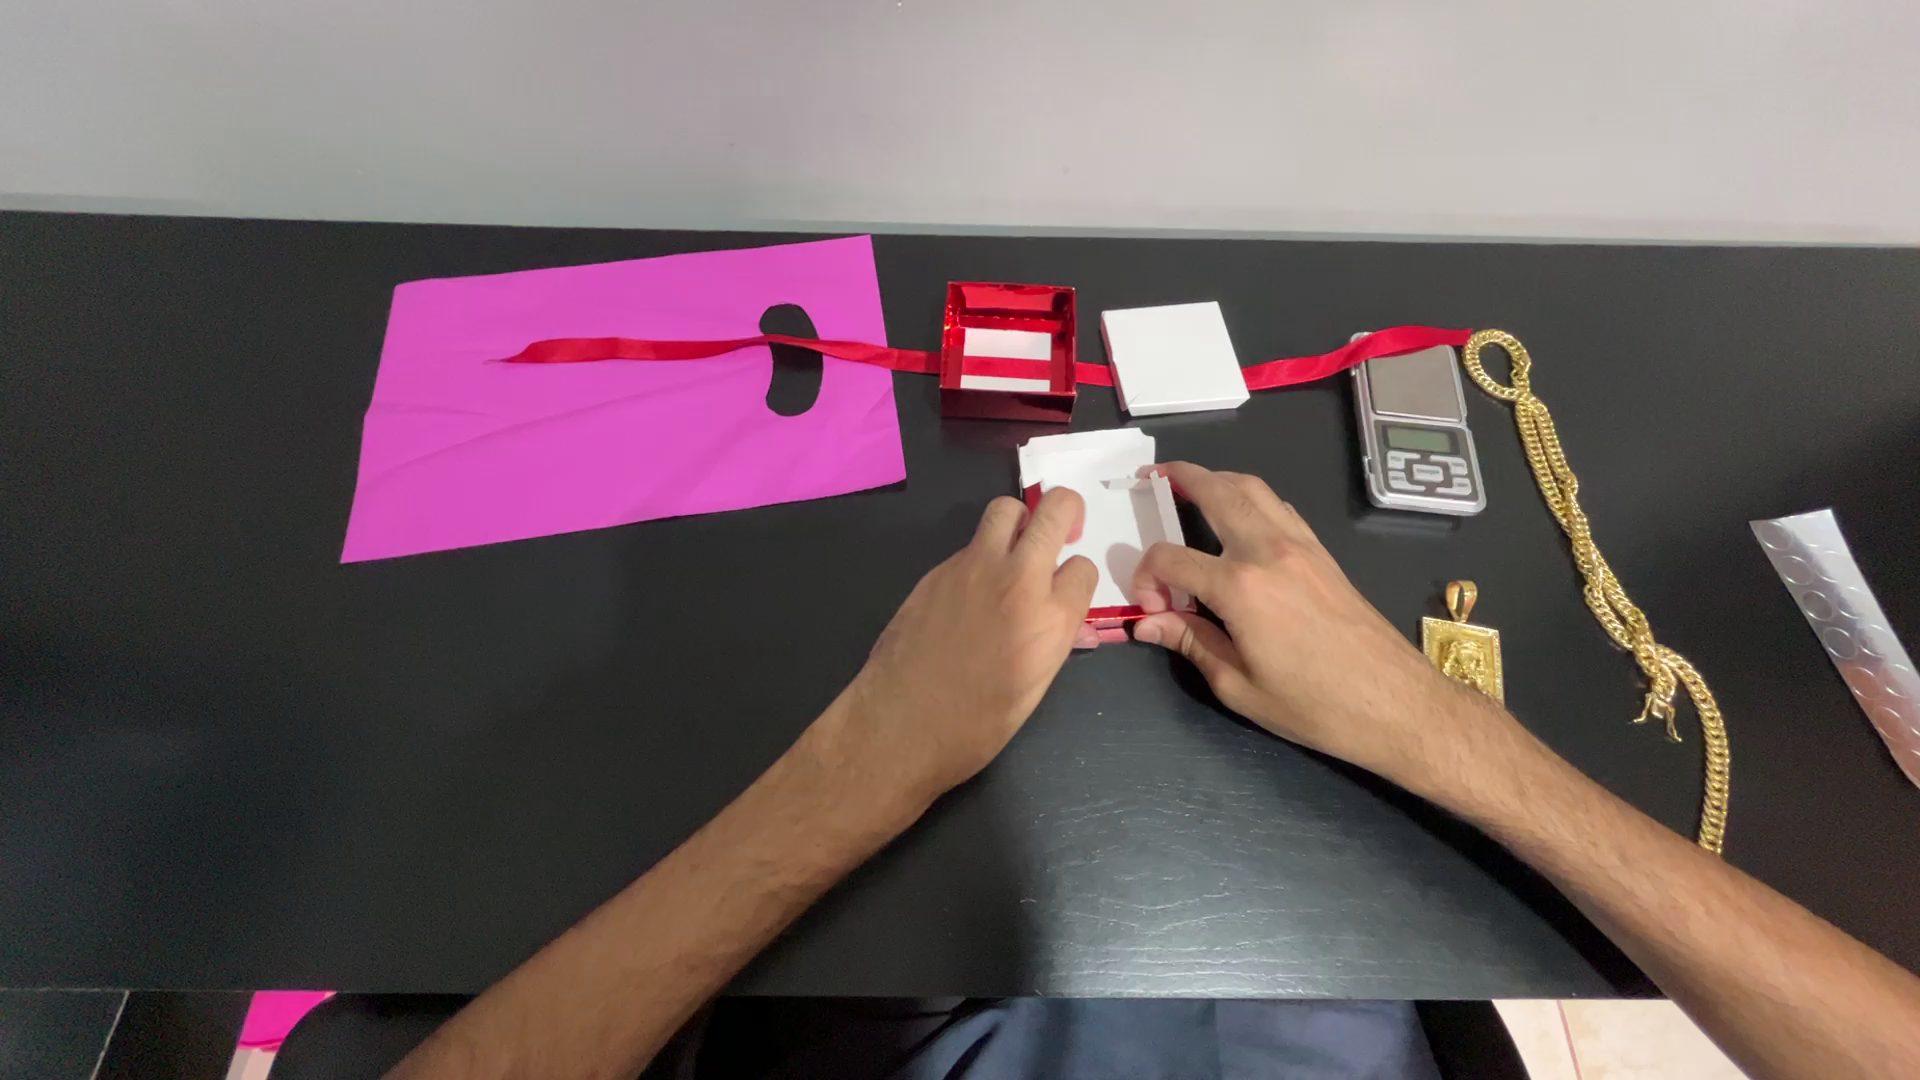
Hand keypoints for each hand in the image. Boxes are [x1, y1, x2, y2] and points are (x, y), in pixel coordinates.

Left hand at [825, 489, 1098, 814]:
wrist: (899, 726)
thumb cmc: (974, 726)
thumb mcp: (1033, 689)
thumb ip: (1053, 641)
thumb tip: (1064, 621)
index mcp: (1050, 620)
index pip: (1084, 568)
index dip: (1078, 578)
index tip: (1068, 589)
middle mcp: (1017, 581)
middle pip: (1055, 510)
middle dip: (1067, 512)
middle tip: (1064, 531)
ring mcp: (973, 569)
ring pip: (1006, 510)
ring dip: (1019, 522)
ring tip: (1016, 550)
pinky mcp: (937, 571)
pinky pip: (970, 545)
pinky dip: (981, 556)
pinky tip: (970, 592)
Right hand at [1130, 461, 1506, 790]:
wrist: (1397, 705)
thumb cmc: (1313, 705)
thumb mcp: (1237, 685)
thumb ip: (1189, 641)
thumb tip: (1146, 624)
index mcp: (1240, 587)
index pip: (1171, 559)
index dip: (1146, 577)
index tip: (1150, 609)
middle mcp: (1268, 551)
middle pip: (1216, 493)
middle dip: (1180, 477)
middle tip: (1154, 475)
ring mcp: (1300, 546)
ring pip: (1252, 489)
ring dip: (1217, 479)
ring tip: (1192, 484)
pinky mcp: (1322, 554)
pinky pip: (1279, 507)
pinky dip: (1251, 497)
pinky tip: (1239, 515)